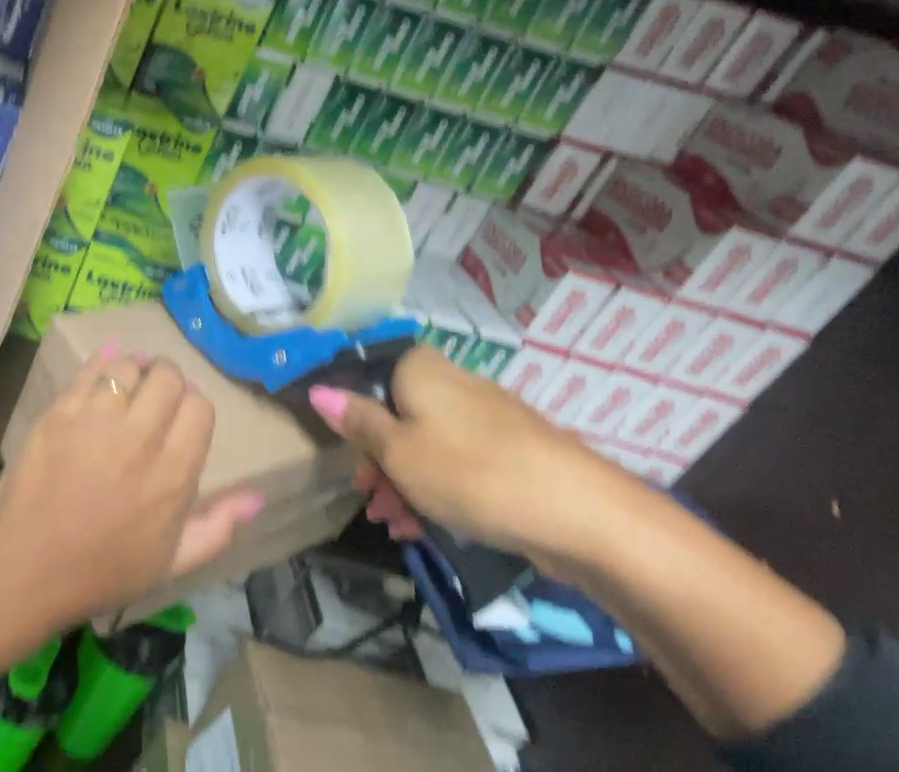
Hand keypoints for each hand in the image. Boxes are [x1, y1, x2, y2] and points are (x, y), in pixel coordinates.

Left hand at [0, 345, 262, 686]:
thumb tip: (257, 497)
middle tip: (158, 394)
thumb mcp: (172, 563)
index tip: (183, 417)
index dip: (195, 406)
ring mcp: (94, 421)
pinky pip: (87, 372)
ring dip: (135, 369)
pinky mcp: (57, 414)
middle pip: (167, 378)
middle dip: (169, 380)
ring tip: (130, 383)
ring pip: (127, 366)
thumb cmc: (103, 572)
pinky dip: (101, 364)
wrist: (27, 569)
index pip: (200, 408)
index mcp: (173, 475)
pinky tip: (105, 366)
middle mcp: (138, 438)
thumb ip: (217, 527)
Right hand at [310, 347, 642, 572]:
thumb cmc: (470, 473)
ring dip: (404, 483)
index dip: (349, 411)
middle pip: (397, 414)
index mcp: (422, 370)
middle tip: (370, 499)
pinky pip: (458, 464)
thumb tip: (318, 389)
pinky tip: (426, 527)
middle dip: (378, 459)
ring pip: (427, 444)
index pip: (369, 373)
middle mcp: (453, 383)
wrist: (581, 514)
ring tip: (395, 524)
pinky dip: (438, 490)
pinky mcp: (511, 453)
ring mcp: (487, 418)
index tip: (343, 451)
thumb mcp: (397, 451)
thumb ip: (357, 421)